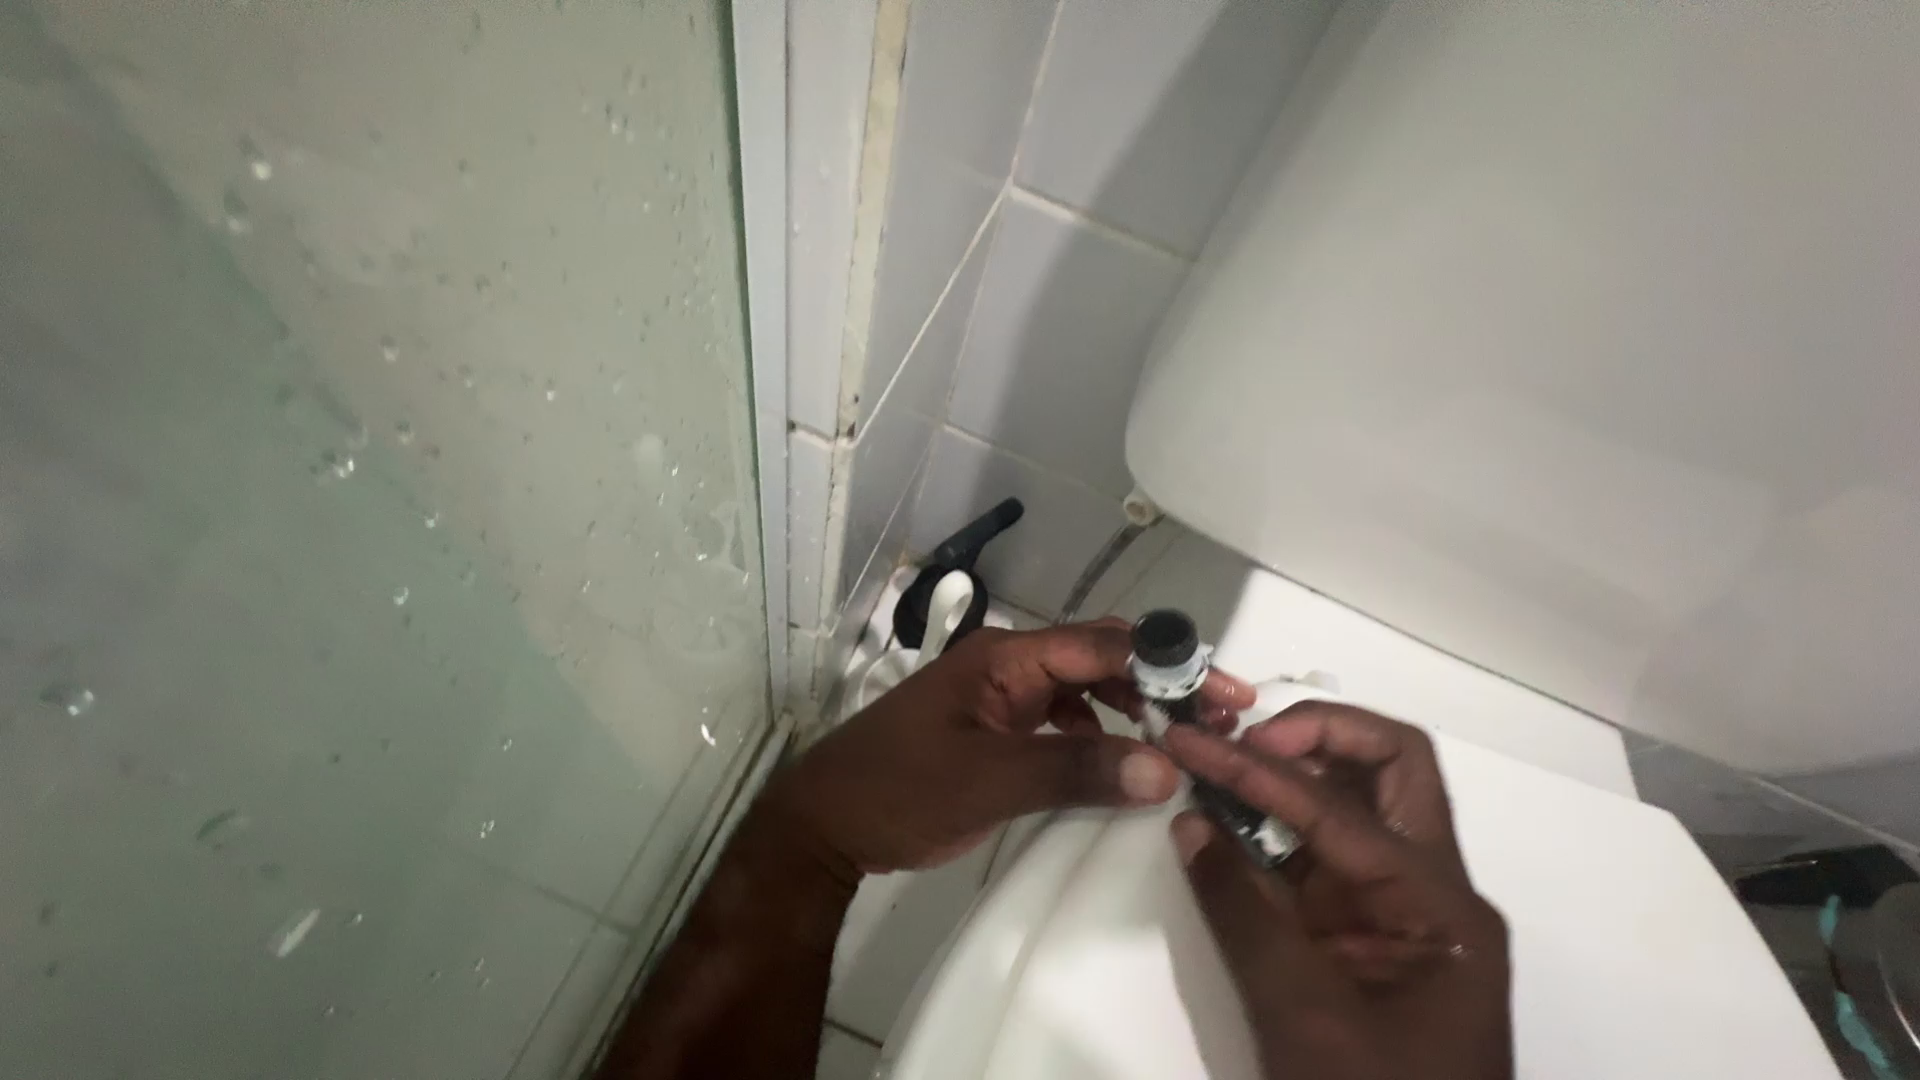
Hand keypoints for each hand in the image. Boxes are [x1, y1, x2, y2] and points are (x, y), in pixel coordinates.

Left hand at [763, 619, 1254, 880]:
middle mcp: (1010, 666)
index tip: (1223, 694)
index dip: (1166, 664)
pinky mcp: (998, 730)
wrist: (828, 823)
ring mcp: (1003, 698)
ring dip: (1133, 708)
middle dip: (1159, 682)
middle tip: (1219, 720)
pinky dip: (1099, 734)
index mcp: (1006, 657)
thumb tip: (1166, 768)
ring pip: (1084, 689)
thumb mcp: (988, 780)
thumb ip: (1075, 770)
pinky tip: (1123, 759)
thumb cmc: (900, 789)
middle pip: (1098, 659)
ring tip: (1184, 738)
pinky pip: (1062, 721)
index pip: (1101, 644)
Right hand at [1164, 703, 1512, 1079]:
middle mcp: (1431, 887)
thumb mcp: (1297, 1010)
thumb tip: (1189, 821)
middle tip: (1242, 738)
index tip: (1187, 740)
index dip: (1251, 768)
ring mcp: (1402, 905)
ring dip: (1301, 763)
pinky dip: (1283, 817)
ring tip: (1230, 755)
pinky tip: (1236, 812)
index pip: (1333, 807)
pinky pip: (1330, 845)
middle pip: (1392, 767)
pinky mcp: (1368, 925)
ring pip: (1367, 795)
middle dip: (1315, 733)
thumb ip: (1238, 905)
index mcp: (1435, 906)